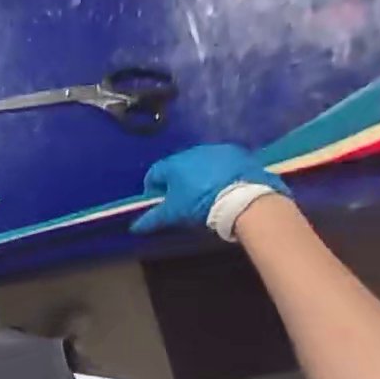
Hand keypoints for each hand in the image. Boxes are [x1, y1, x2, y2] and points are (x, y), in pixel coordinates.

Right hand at [131, 144, 290, 237]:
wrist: (245, 200)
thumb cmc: (201, 205)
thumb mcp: (174, 214)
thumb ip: (152, 219)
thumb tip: (134, 227)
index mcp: (172, 164)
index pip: (154, 174)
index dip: (153, 189)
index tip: (160, 203)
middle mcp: (192, 151)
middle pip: (178, 167)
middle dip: (178, 182)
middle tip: (183, 201)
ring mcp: (217, 150)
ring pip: (201, 163)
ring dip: (200, 176)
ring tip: (207, 194)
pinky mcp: (239, 153)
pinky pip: (223, 163)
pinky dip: (221, 173)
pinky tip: (226, 187)